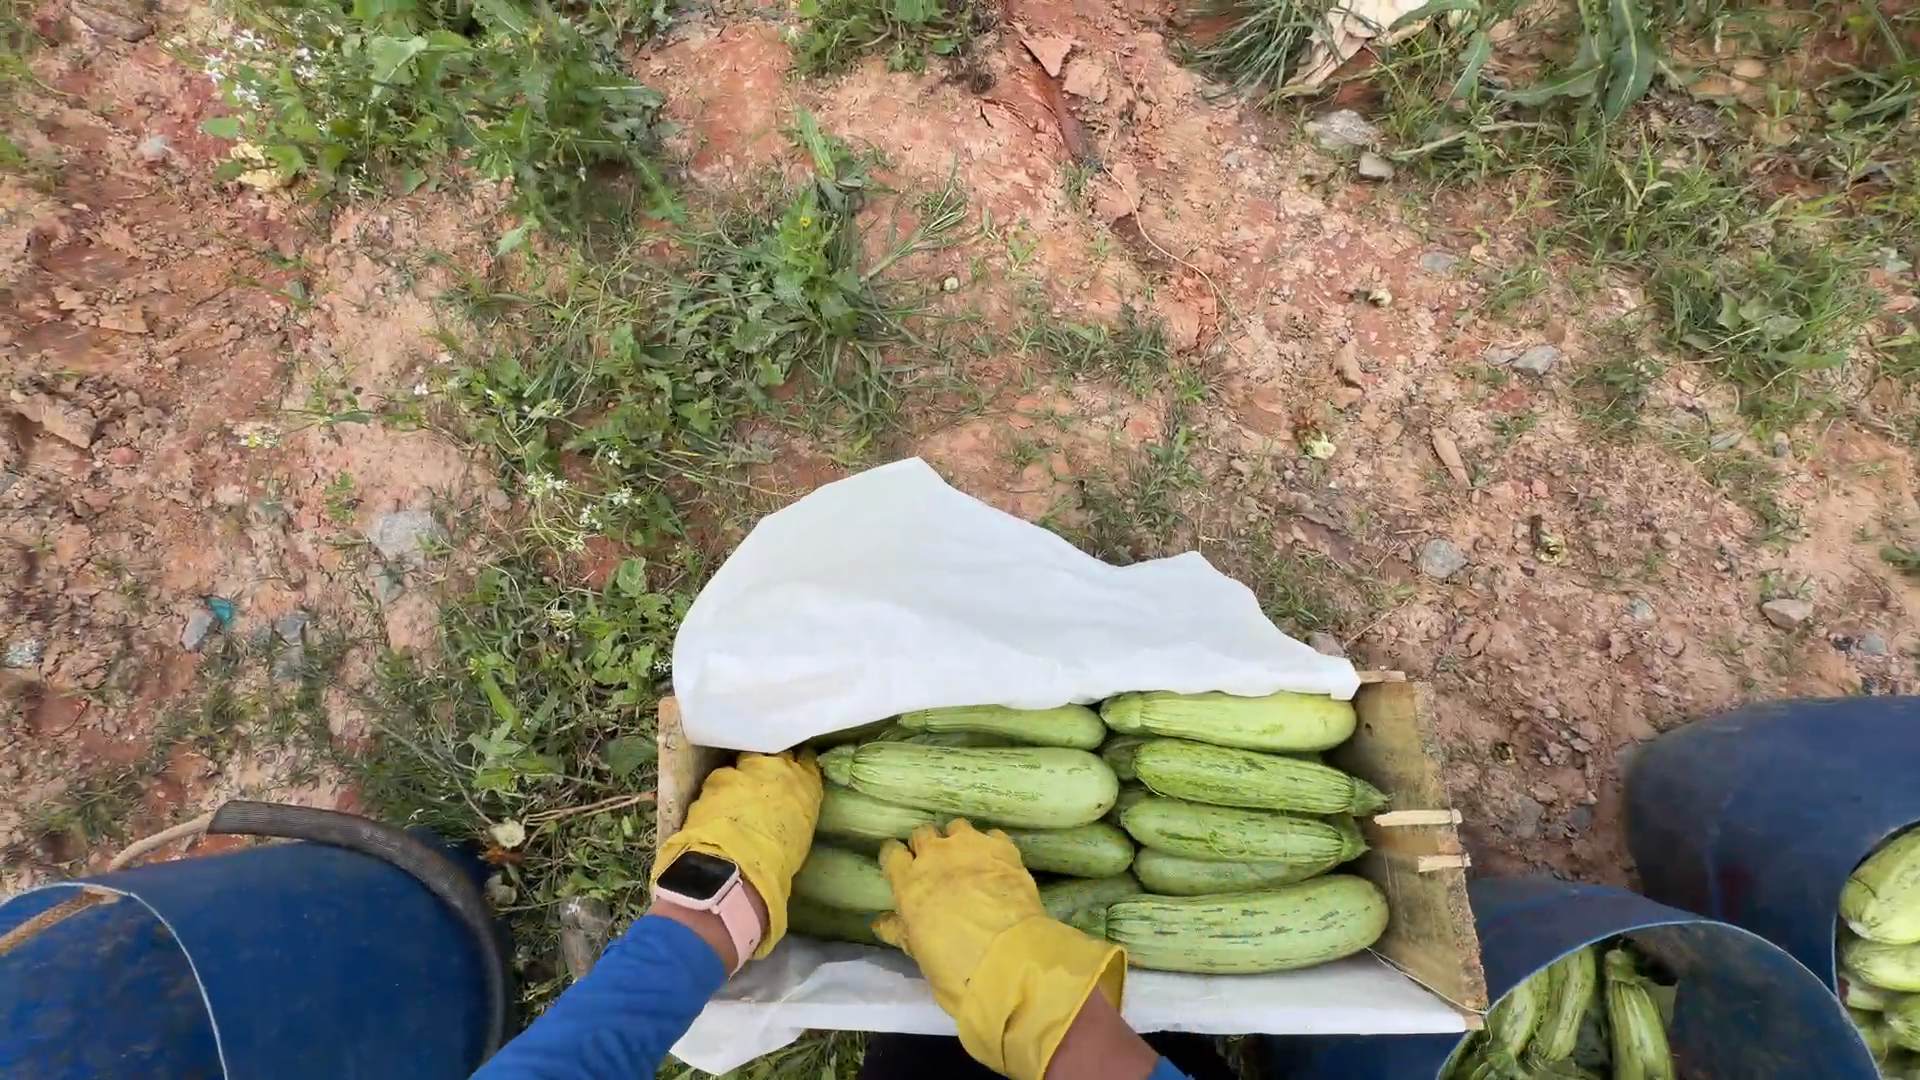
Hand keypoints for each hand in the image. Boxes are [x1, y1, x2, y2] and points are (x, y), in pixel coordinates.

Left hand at [652, 751, 821, 961]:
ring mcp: (747, 769)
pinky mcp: (717, 778)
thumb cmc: (780, 861)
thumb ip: (795, 814)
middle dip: (767, 765)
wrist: (739, 866)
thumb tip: (786, 816)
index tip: (791, 774)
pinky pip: (718, 780)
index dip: (796, 766)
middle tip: (761, 783)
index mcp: (807, 783)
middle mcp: (780, 767)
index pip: (807, 761)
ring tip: (732, 799)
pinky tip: (712, 810)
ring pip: (743, 763)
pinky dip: (716, 793)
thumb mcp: (800, 835)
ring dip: (739, 777)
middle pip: (774, 755)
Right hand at [875, 821, 1125, 1079]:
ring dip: (958, 841)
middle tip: (937, 868)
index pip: (891, 853)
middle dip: (927, 847)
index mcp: (909, 884)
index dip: (897, 860)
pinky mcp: (1002, 847)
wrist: (1009, 960)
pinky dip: (991, 847)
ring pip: (956, 827)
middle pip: (923, 834)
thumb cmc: (957, 969)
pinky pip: (991, 835)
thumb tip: (881, 922)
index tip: (903, 870)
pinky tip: (997, 864)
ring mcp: (969, 846)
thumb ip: (901, 932)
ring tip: (968, 860)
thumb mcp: (920, 955)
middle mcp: (935, 856)